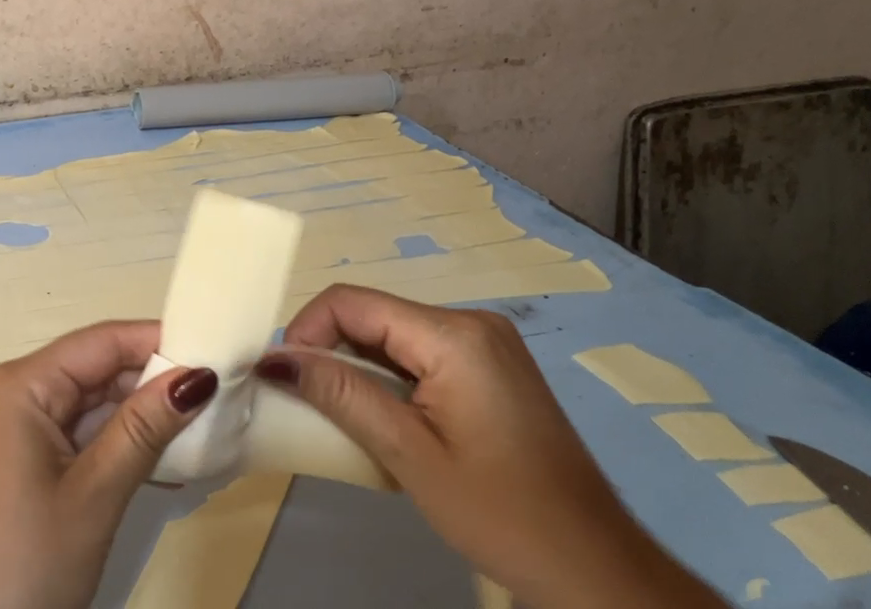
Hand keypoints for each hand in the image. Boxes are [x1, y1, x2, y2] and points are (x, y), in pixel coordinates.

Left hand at [0, 321, 218, 608]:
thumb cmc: (31, 555)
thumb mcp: (96, 491)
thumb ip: (145, 428)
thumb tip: (197, 376)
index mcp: (22, 384)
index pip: (100, 341)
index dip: (157, 339)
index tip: (218, 349)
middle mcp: (16, 393)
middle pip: (96, 368)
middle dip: (155, 380)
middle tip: (224, 394)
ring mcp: (19, 428)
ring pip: (93, 403)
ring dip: (143, 416)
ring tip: (209, 426)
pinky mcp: (27, 460)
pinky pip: (82, 434)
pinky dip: (121, 444)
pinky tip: (170, 462)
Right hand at [254, 285, 727, 608]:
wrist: (595, 567)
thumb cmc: (500, 512)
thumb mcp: (408, 453)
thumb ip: (340, 394)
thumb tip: (275, 359)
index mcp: (454, 335)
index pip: (351, 302)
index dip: (306, 330)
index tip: (284, 378)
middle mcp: (471, 323)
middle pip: (371, 314)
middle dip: (329, 350)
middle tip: (306, 400)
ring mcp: (487, 345)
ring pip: (392, 334)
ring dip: (356, 366)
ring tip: (339, 413)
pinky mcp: (492, 368)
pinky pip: (419, 354)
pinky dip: (388, 377)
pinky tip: (383, 417)